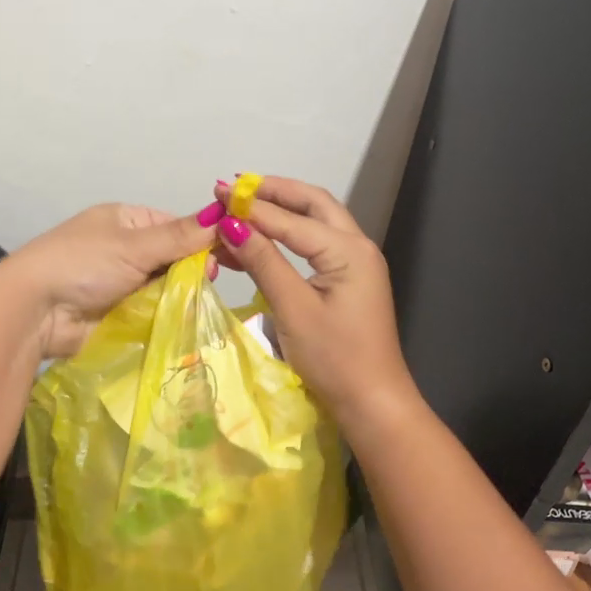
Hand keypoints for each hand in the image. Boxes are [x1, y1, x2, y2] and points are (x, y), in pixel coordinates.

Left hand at [0, 203, 217, 357]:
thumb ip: (180, 236)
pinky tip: (185, 324)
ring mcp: (120, 284)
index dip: (201, 241)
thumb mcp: (134, 245)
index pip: (175, 227)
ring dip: (179, 296)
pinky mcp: (118, 315)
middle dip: (191, 271)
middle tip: (206, 284)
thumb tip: (222, 212)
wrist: (35, 311)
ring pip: (165, 288)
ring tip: (197, 306)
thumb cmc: (82, 264)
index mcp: (125, 221)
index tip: (226, 258)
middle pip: (173, 259)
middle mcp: (124, 249)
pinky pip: (152, 313)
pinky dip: (166, 317)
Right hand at [207, 176, 422, 440]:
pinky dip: (288, 234)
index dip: (252, 205)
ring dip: (282, 209)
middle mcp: (356, 246)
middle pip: (313, 203)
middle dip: (274, 191)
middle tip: (236, 187)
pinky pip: (316, 243)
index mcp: (348, 250)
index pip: (292, 218)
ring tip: (244, 204)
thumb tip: (230, 225)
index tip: (218, 191)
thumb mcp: (293, 309)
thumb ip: (263, 262)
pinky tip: (259, 240)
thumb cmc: (334, 358)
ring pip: (316, 220)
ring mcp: (356, 262)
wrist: (373, 403)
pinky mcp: (348, 279)